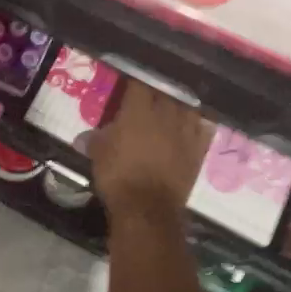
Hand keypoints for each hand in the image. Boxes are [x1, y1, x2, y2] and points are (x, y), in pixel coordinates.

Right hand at [87, 81, 212, 225]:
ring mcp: (185, 132)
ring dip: (179, 105)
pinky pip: (203, 128)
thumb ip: (96, 139)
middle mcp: (165, 115)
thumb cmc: (117, 177)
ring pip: (187, 107)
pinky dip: (198, 124)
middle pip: (166, 92)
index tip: (129, 83)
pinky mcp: (198, 150)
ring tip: (173, 107)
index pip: (139, 84)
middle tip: (150, 96)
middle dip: (158, 91)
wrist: (147, 209)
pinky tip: (194, 124)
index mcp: (138, 111)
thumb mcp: (98, 154)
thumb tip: (86, 136)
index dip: (134, 82)